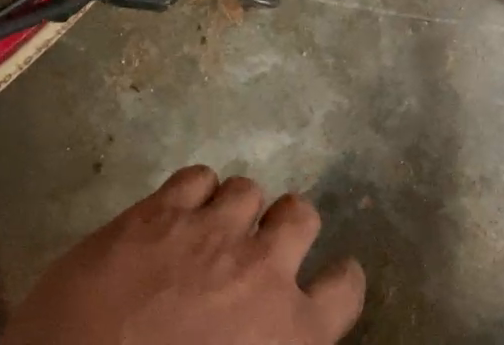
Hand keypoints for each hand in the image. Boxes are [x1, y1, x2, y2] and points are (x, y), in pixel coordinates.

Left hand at [0, 166, 364, 344]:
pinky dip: (193, 191)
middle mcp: (262, 269)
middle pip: (300, 215)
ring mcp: (209, 232)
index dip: (339, 279)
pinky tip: (177, 211)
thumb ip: (273, 342)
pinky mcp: (159, 212)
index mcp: (291, 332)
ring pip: (246, 188)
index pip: (344, 289)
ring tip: (210, 227)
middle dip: (285, 224)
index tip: (331, 275)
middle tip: (259, 243)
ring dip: (235, 208)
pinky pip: (197, 176)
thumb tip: (266, 329)